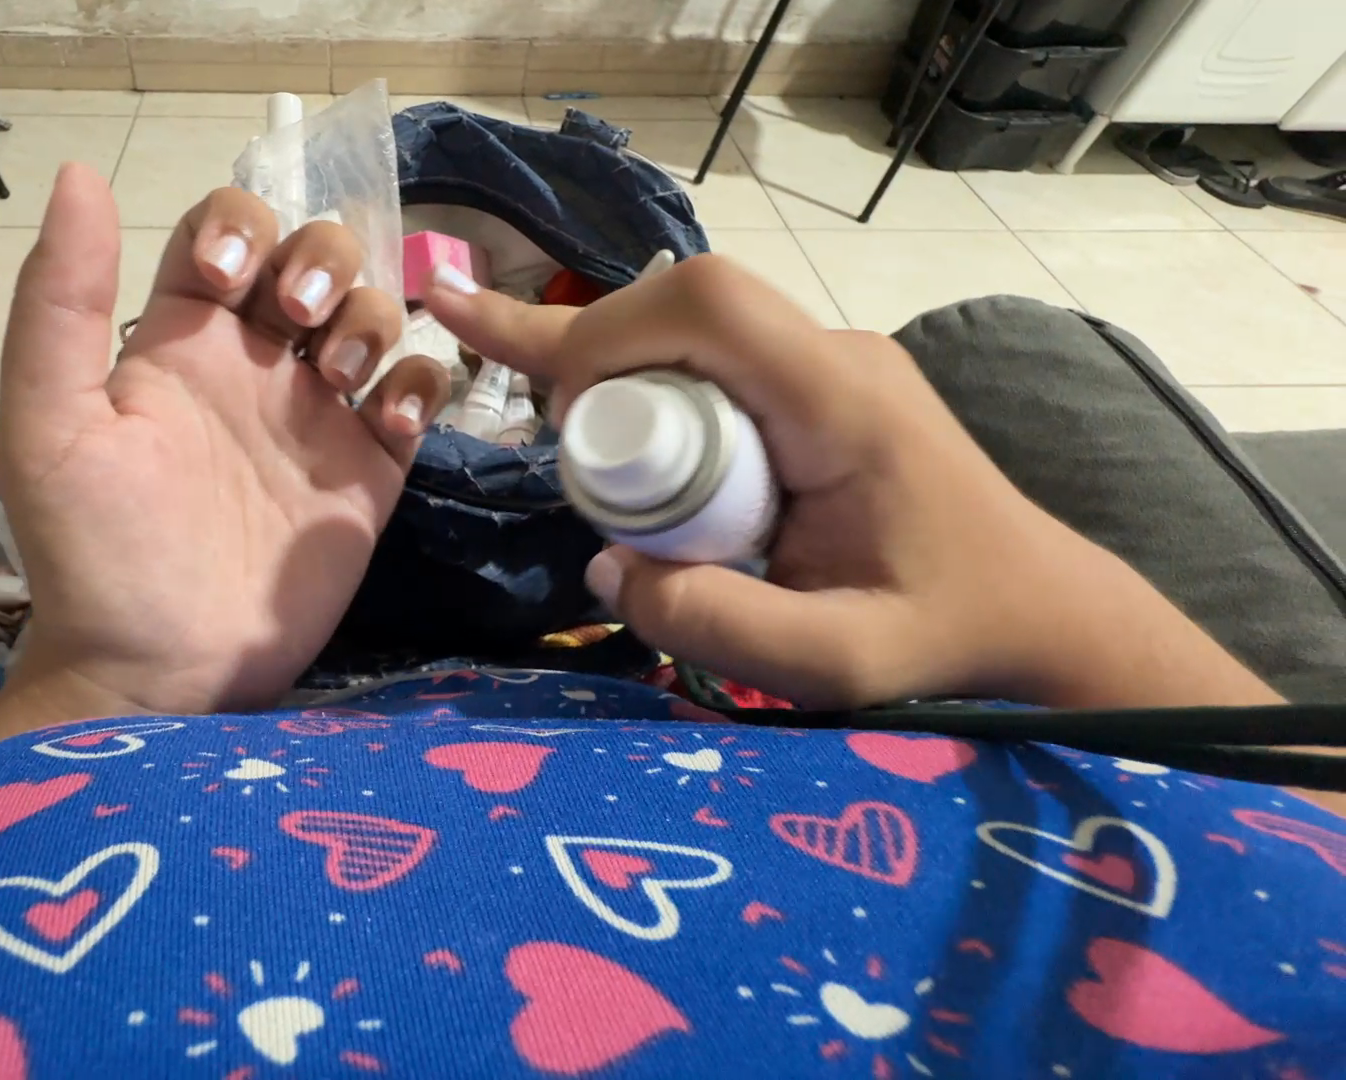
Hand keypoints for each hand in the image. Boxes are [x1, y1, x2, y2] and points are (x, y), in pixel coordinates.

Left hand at [0, 166, 448, 725]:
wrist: (162, 665)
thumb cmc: (98, 550)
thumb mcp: (51, 425)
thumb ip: (60, 304)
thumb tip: (82, 174)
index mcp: (184, 339)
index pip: (228, 228)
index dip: (241, 224)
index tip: (230, 281)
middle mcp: (259, 366)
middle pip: (318, 256)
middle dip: (323, 264)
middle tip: (301, 328)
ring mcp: (319, 419)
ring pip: (375, 316)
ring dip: (370, 324)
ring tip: (342, 388)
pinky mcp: (367, 471)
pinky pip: (415, 394)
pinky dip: (417, 389)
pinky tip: (385, 427)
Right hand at [424, 256, 1278, 708]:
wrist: (1033, 610)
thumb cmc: (945, 634)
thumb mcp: (838, 662)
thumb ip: (717, 624)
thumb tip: (605, 566)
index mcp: (842, 400)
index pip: (707, 309)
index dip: (608, 340)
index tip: (567, 426)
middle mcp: (827, 357)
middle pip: (679, 307)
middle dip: (586, 350)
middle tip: (550, 435)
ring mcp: (815, 365)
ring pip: (679, 328)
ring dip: (604, 365)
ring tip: (569, 434)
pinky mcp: (799, 388)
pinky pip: (697, 361)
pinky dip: (631, 380)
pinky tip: (603, 419)